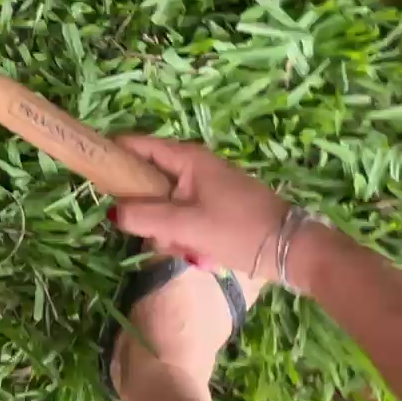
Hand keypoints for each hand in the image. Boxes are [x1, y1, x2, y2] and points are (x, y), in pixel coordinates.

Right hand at [109, 135, 288, 280]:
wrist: (307, 256)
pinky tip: (197, 252)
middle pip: (148, 176)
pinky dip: (185, 229)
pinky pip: (187, 210)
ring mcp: (210, 184)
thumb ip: (143, 217)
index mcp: (184, 157)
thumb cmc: (241, 231)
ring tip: (180, 248)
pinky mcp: (223, 204)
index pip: (132, 144)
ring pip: (167, 198)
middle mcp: (195, 163)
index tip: (95, 178)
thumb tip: (113, 212)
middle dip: (144, 206)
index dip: (110, 156)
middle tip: (147, 229)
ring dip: (166, 224)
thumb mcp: (186, 226)